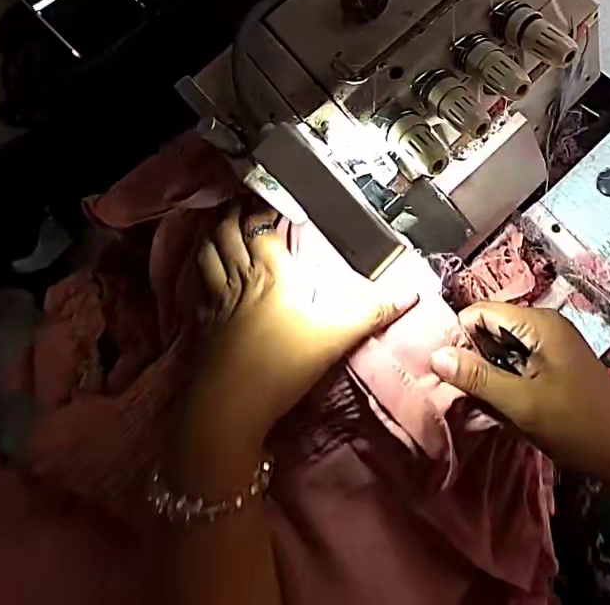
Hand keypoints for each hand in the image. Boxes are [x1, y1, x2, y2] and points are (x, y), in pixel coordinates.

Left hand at [187, 203, 417, 445]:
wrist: (227, 412)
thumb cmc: (282, 369)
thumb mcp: (335, 340)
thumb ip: (373, 314)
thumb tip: (413, 295)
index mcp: (271, 275)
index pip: (261, 227)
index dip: (263, 208)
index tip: (272, 197)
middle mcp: (241, 280)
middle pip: (228, 233)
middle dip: (234, 213)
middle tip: (244, 203)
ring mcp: (216, 301)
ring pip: (207, 254)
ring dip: (213, 234)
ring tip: (221, 225)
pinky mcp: (201, 324)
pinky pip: (196, 285)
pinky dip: (198, 270)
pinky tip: (204, 273)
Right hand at [427, 302, 609, 475]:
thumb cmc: (577, 424)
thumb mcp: (522, 404)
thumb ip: (478, 377)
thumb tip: (436, 354)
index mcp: (537, 322)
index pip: (480, 311)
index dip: (460, 337)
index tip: (448, 371)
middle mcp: (543, 322)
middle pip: (491, 326)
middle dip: (474, 356)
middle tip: (465, 392)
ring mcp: (551, 340)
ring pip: (503, 344)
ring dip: (489, 370)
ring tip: (484, 401)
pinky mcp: (555, 359)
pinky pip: (519, 358)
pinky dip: (507, 377)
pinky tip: (506, 403)